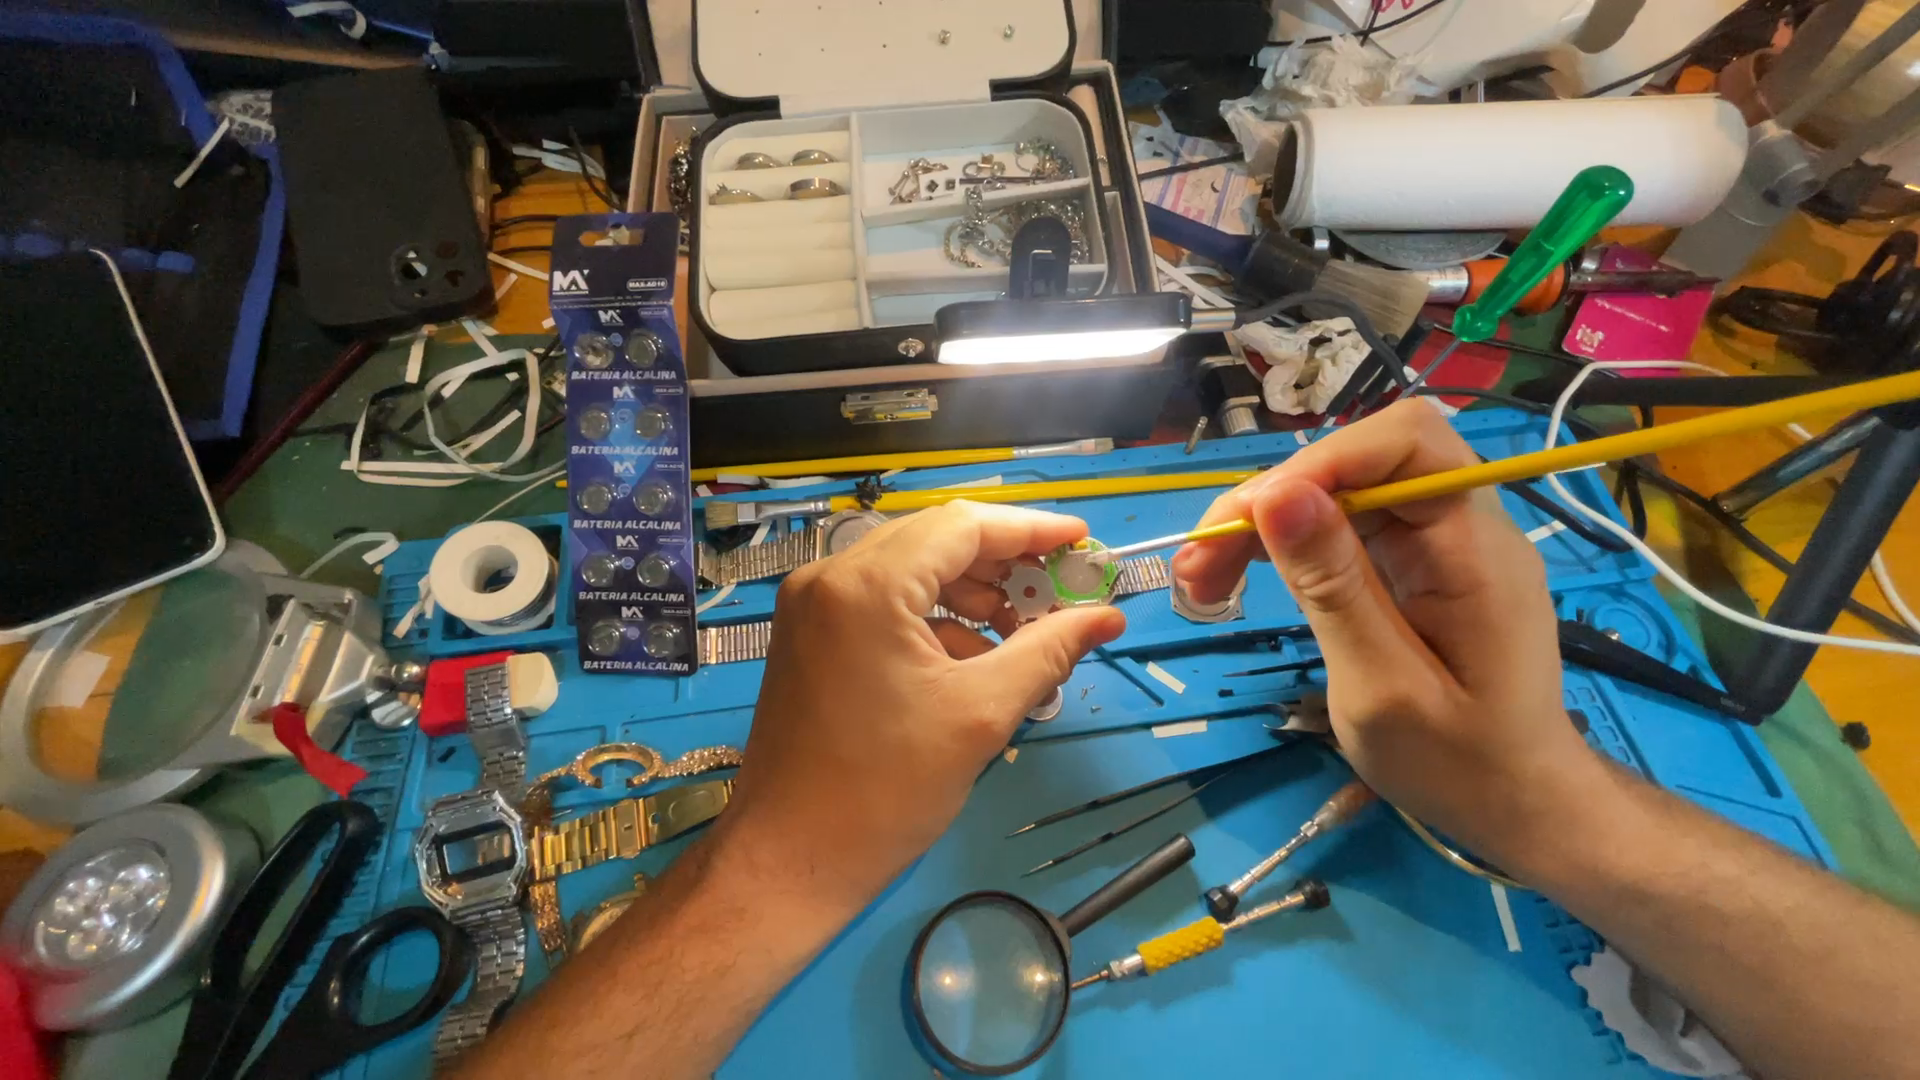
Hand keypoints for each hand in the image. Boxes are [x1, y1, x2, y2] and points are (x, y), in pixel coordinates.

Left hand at [721, 501, 1127, 909]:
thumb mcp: (980, 714)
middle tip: (1059, 588)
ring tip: (1024, 627)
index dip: (1030, 529)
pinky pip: (885, 602)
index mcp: (867, 585)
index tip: (1081, 541)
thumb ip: (1047, 651)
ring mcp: (813, 604)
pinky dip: (935, 617)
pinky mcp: (810, 632)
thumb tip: (1107, 617)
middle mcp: (831, 576)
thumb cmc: (884, 791)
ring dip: (972, 590)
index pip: (962, 525)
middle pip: (935, 540)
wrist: (788, 861)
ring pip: (911, 569)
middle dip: (1004, 561)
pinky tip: (974, 654)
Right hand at [1171, 400, 1602, 866]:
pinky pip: (1332, 528)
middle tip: (1198, 565)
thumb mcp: (1382, 686)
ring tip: (1200, 580)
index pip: (1407, 442)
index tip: (1248, 520)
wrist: (1515, 805)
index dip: (1320, 462)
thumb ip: (1332, 587)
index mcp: (1473, 549)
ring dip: (1258, 525)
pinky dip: (1277, 547)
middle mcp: (1456, 527)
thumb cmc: (1458, 764)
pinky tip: (1235, 577)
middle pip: (1354, 465)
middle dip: (1267, 501)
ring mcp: (1430, 543)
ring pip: (1331, 493)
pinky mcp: (1405, 564)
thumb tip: (1276, 495)